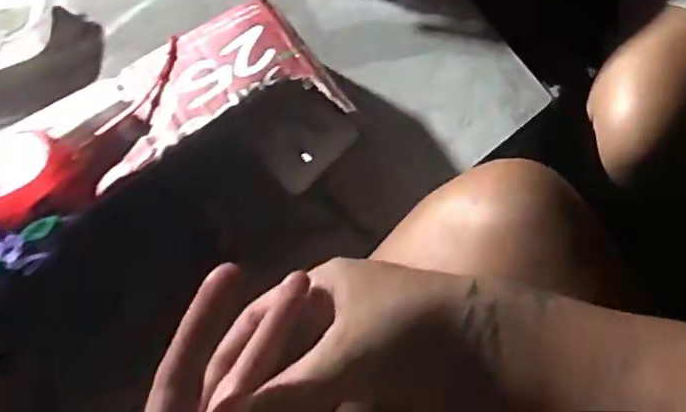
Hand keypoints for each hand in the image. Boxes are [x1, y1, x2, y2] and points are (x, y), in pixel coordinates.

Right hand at [149, 260, 507, 411]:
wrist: (485, 341)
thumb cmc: (412, 330)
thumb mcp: (342, 359)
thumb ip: (278, 395)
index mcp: (323, 285)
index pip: (254, 319)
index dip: (224, 362)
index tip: (200, 405)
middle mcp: (331, 308)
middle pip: (270, 353)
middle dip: (247, 391)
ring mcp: (350, 340)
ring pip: (294, 379)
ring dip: (276, 402)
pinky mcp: (368, 371)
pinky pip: (321, 393)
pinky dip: (305, 406)